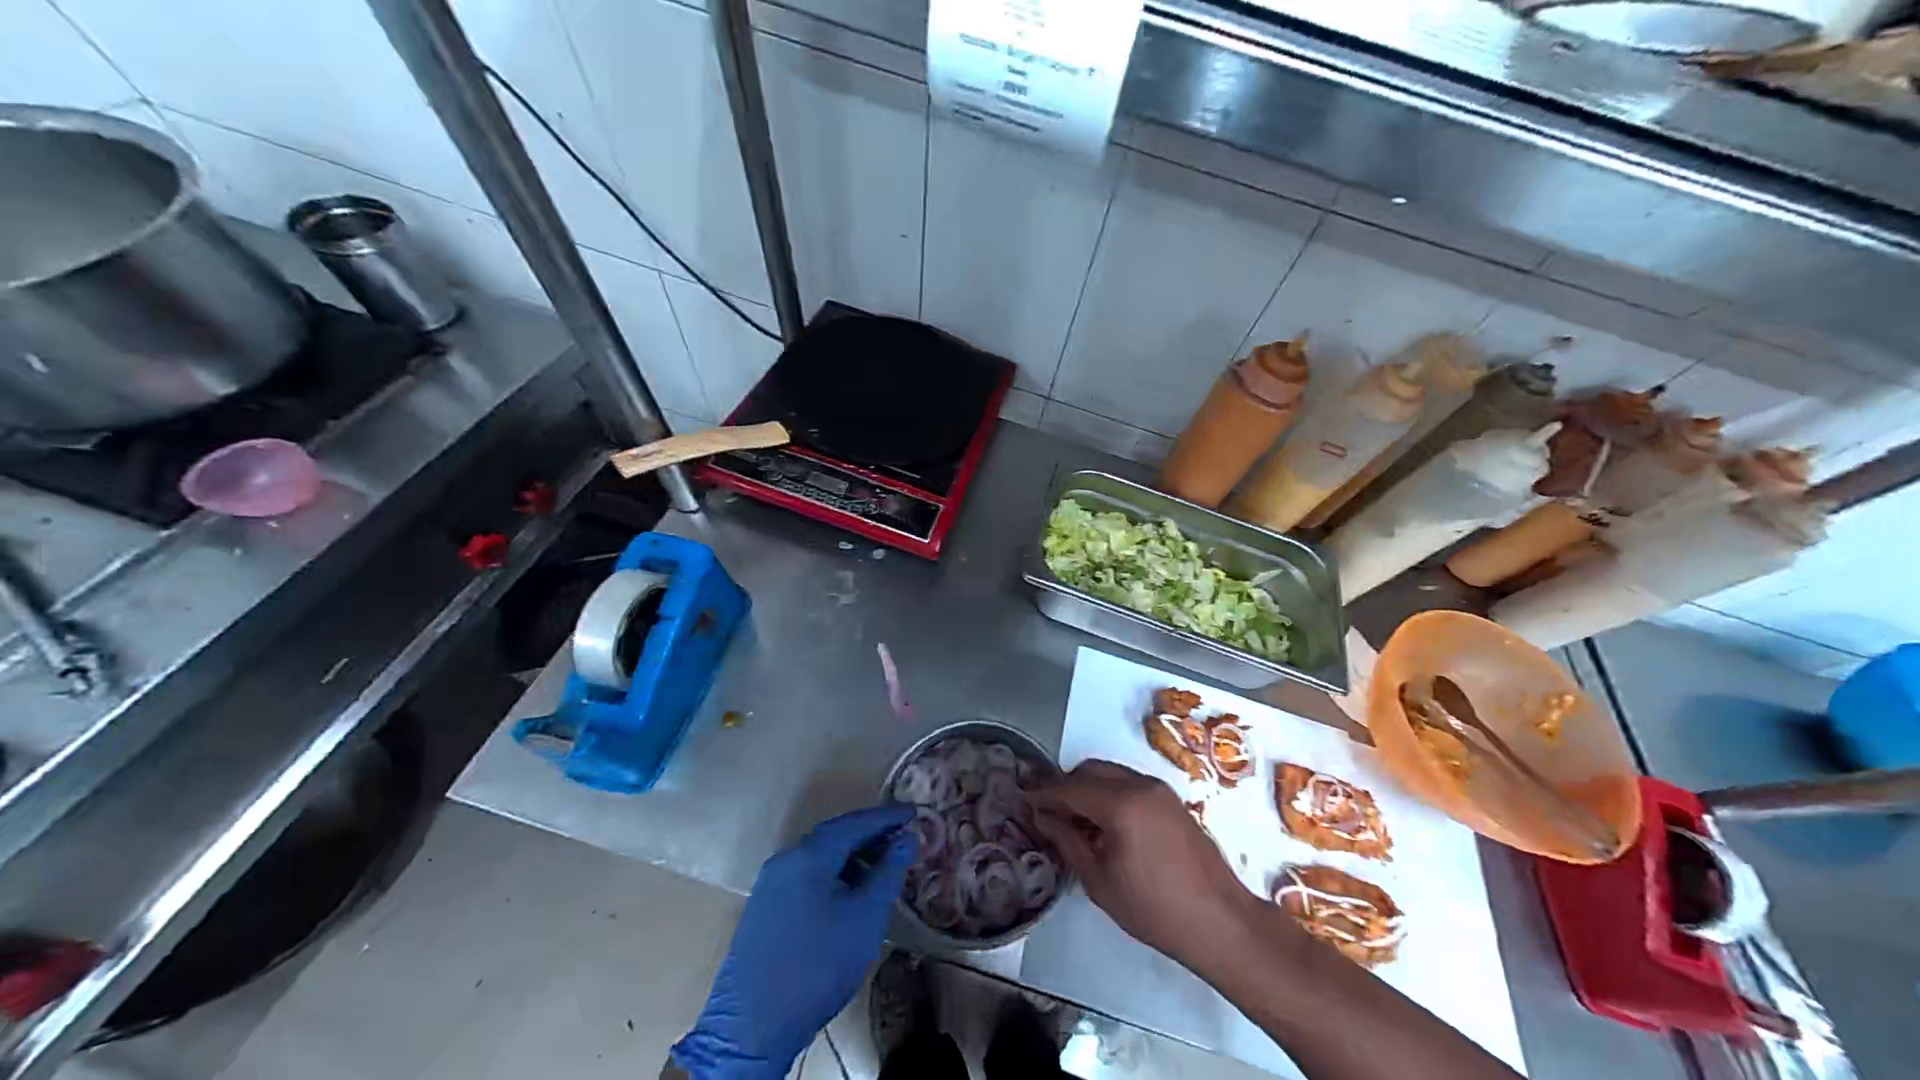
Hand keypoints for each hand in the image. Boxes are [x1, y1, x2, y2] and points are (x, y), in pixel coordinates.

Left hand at [672, 804, 916, 1079]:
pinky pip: (806, 876)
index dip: (887, 817)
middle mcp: (786, 859)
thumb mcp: (865, 918)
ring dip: (853, 857)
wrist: (753, 1026)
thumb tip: (907, 837)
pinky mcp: (765, 907)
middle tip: (903, 839)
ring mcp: (771, 883)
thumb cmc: (818, 966)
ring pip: (820, 857)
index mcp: (809, 855)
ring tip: (883, 870)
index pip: (855, 822)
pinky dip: (834, 875)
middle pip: (835, 835)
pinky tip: (851, 894)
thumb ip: (889, 872)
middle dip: (870, 835)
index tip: (914, 812)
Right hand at [1028, 760, 1260, 970]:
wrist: (1218, 921)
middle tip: (1045, 809)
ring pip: (1111, 773)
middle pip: (1090, 771)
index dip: (1043, 793)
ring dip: (1088, 788)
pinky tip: (1102, 823)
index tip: (1021, 796)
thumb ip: (1066, 839)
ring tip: (1072, 819)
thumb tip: (1042, 816)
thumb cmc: (1152, 908)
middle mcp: (1140, 785)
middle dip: (1065, 786)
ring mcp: (1159, 789)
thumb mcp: (1098, 879)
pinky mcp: (1171, 800)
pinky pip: (1130, 783)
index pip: (1070, 788)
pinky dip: (1109, 793)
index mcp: (1120, 803)